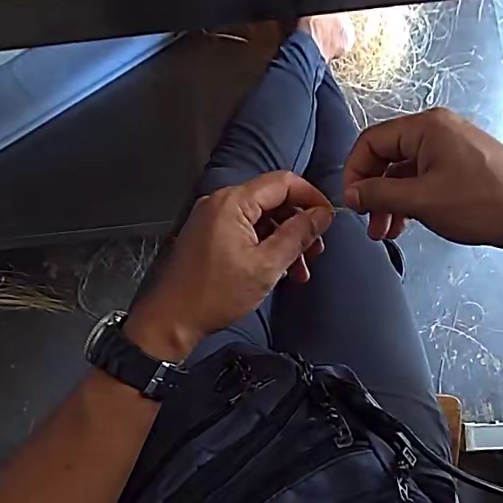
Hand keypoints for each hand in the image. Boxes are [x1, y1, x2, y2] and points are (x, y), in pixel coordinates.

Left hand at [125, 172, 333, 361]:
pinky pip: (248, 231)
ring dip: (286, 240)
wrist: (172, 320)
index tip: (329, 219)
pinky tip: (280, 271)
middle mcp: (221, 203)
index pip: (283, 182)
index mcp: (232, 203)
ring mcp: (214, 219)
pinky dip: (268, 247)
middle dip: (300, 224)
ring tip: (300, 270)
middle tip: (316, 250)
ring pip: (263, 218)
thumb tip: (323, 215)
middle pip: (274, 200)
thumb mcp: (267, 266)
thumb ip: (298, 235)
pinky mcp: (211, 236)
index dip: (311, 197)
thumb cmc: (214, 295)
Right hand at [341, 108, 502, 254]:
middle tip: (370, 222)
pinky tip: (409, 223)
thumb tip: (352, 193)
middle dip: (375, 192)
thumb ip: (380, 195)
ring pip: (406, 172)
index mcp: (427, 127)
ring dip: (392, 201)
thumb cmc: (487, 203)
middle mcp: (439, 131)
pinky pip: (425, 179)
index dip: (355, 172)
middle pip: (388, 157)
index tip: (352, 201)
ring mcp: (453, 148)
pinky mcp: (463, 166)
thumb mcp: (422, 201)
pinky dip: (412, 200)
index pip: (372, 141)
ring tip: (388, 231)